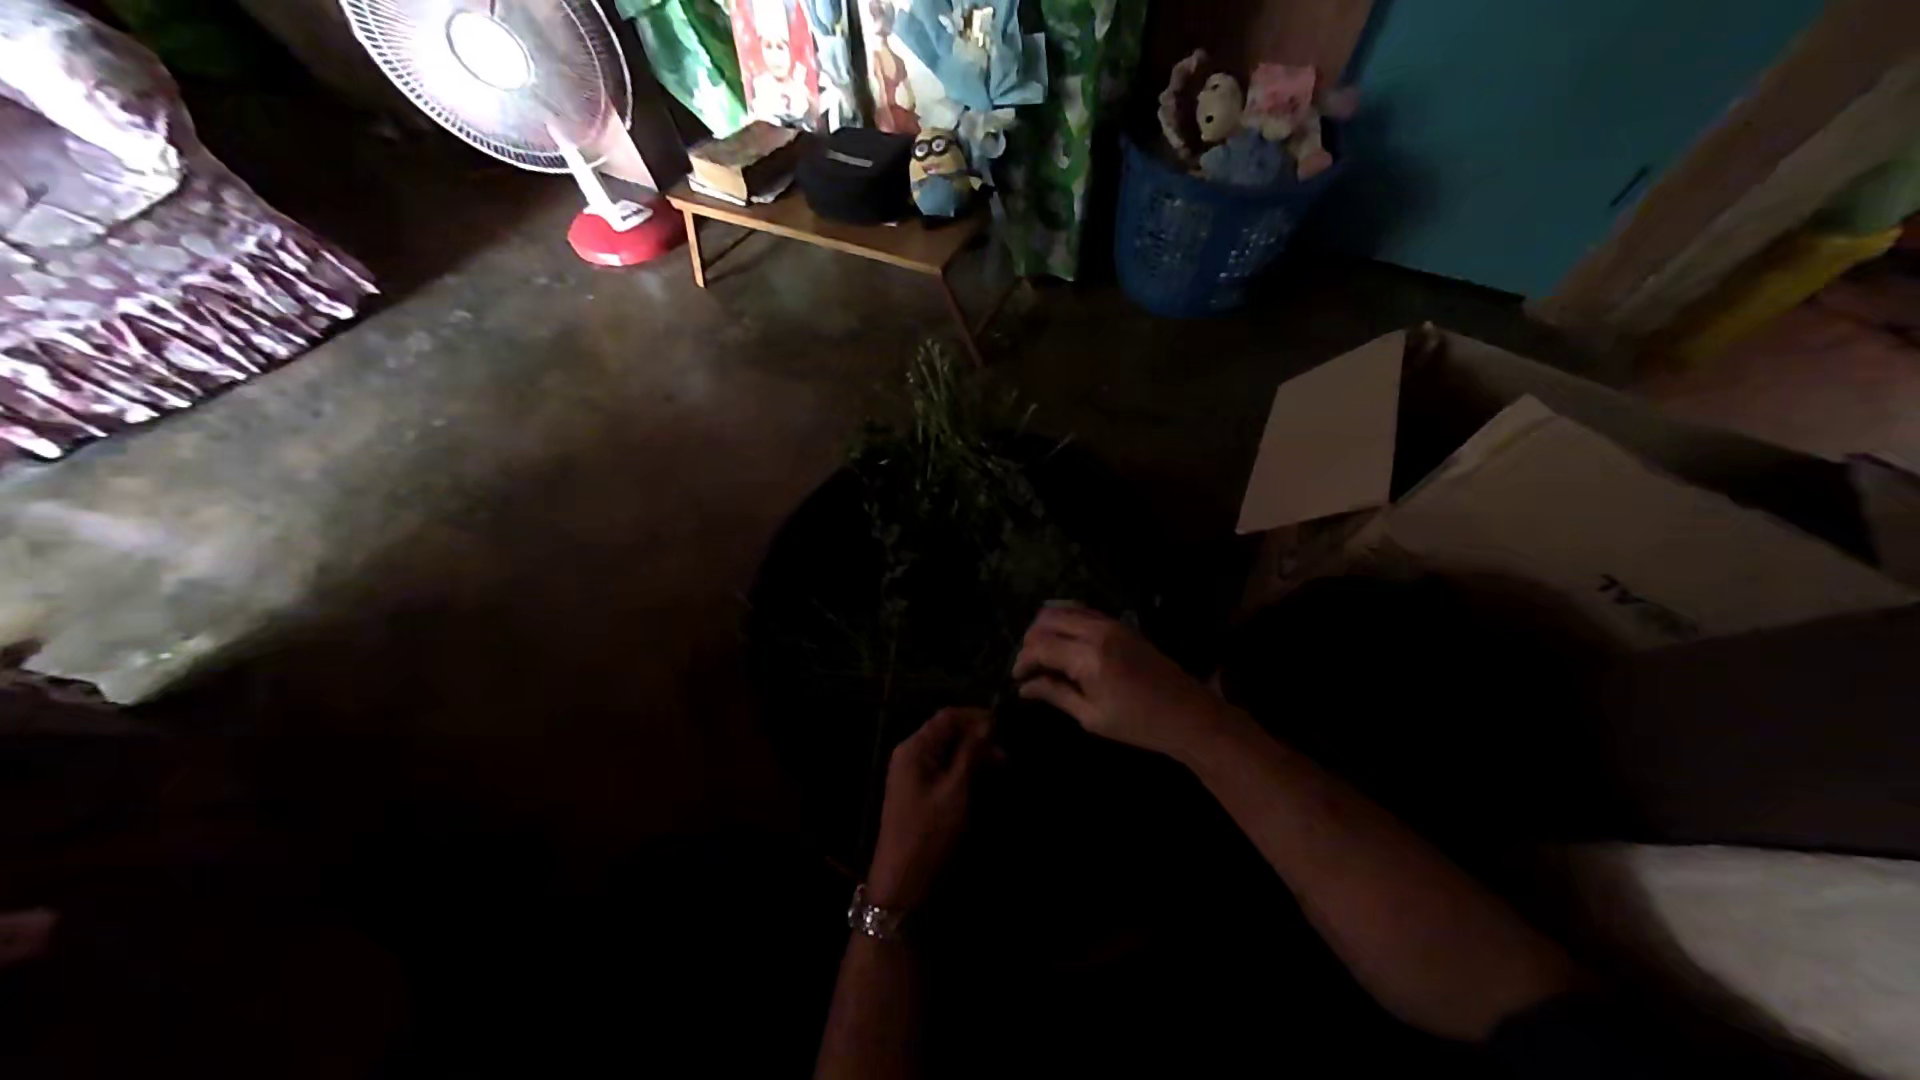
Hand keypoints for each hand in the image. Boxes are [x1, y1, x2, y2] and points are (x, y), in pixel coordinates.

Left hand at [867, 707, 996, 910]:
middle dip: (976, 735)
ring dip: (972, 751)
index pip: (947, 716)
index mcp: (914, 747)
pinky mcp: (917, 786)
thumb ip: (970, 754)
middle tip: (1006, 751)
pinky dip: (962, 765)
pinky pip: (941, 764)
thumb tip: (987, 723)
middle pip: (946, 730)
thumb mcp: (955, 791)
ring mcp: (911, 770)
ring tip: (1000, 763)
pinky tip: (981, 774)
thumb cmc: (928, 832)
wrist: (901, 878)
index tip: (1004, 724)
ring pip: (945, 748)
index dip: (976, 716)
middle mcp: (910, 752)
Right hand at [1013, 604, 1239, 760]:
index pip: (1040, 646)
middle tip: (1029, 667)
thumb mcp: (1091, 717)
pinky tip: (1063, 644)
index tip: (1017, 679)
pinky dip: (1065, 622)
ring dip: (1046, 628)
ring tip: (1043, 655)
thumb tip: (1024, 687)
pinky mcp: (1121, 624)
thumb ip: (1055, 694)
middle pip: (1047, 619)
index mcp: (1089, 657)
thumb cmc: (1139, 725)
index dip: (1022, 661)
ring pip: (1063, 609)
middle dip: (1030, 641)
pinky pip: (1083, 611)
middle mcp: (1097, 631)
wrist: (1188, 714)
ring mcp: (1111, 623)